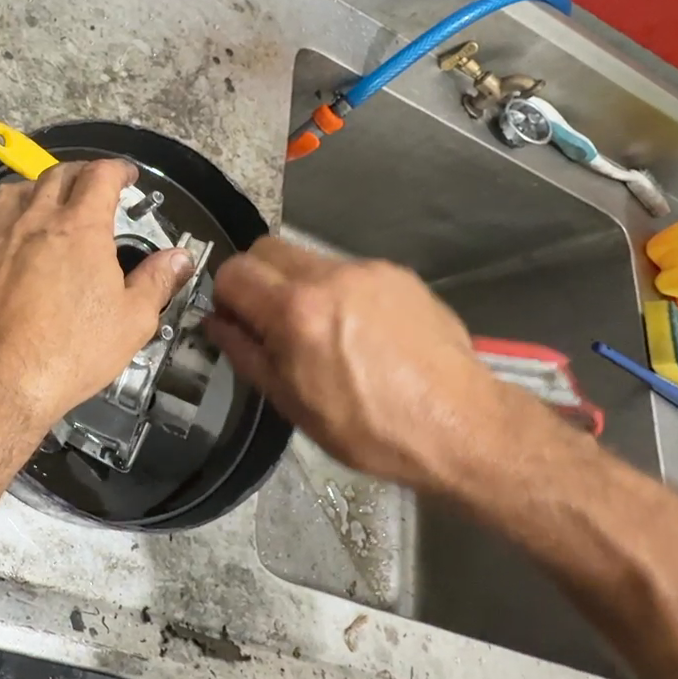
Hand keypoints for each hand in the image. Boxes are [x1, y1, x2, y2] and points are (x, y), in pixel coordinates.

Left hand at [0, 159, 195, 445]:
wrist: (3, 383)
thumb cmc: (72, 352)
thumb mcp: (133, 321)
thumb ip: (157, 281)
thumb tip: (178, 258)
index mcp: (78, 228)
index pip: (99, 176)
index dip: (117, 169)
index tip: (126, 176)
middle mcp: (33, 223)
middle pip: (55, 176)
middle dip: (80, 172)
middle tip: (93, 185)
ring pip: (13, 193)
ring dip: (36, 188)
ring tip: (48, 201)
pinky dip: (6, 226)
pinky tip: (13, 247)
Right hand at [205, 236, 551, 491]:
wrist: (461, 426)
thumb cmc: (369, 428)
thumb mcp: (291, 402)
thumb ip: (246, 353)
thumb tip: (217, 324)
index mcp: (295, 311)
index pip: (233, 272)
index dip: (224, 297)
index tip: (236, 321)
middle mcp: (328, 278)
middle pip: (265, 250)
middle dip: (256, 279)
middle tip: (268, 319)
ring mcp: (367, 270)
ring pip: (307, 258)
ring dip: (297, 285)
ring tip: (319, 329)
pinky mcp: (398, 274)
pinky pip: (347, 271)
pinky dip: (337, 292)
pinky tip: (359, 330)